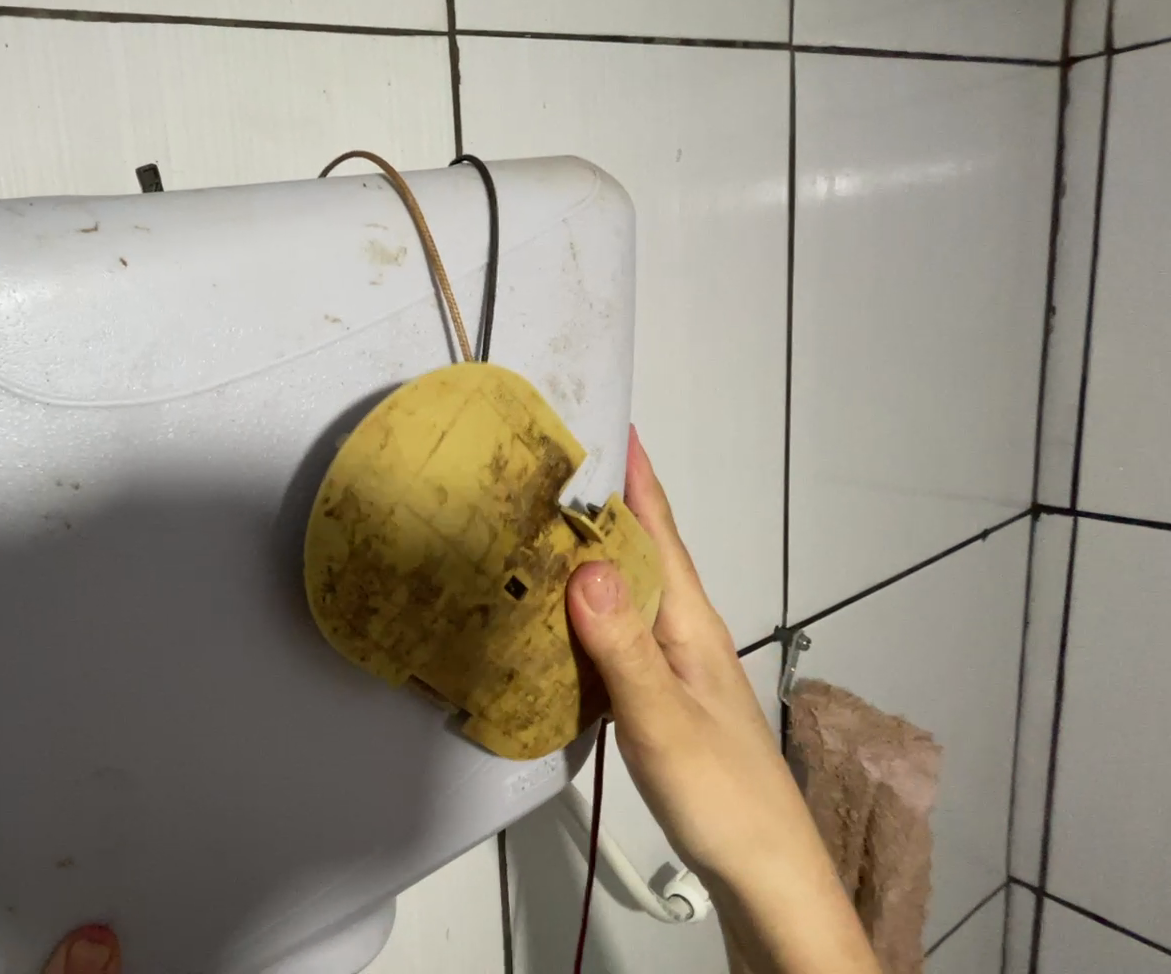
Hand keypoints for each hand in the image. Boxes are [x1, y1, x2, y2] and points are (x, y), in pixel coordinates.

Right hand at [566, 429, 878, 973]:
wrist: (762, 873)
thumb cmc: (721, 794)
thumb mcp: (665, 719)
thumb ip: (625, 646)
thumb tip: (585, 565)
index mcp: (689, 623)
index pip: (660, 532)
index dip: (637, 476)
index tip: (607, 424)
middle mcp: (680, 630)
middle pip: (640, 550)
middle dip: (602, 501)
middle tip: (545, 466)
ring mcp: (668, 660)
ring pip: (623, 586)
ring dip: (589, 548)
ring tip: (536, 522)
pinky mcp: (652, 686)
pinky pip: (611, 624)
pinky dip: (582, 599)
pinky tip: (550, 605)